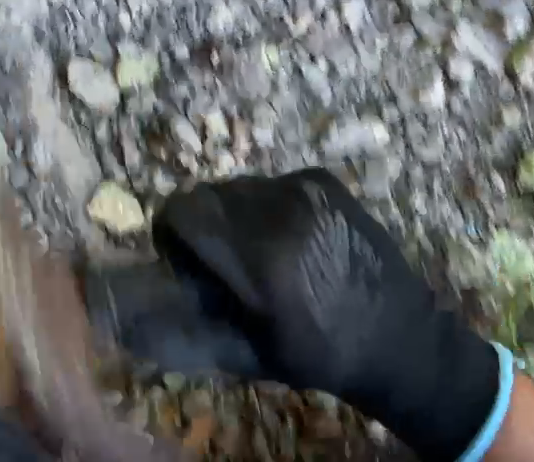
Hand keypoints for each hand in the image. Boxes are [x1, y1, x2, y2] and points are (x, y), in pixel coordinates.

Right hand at [149, 170, 509, 461]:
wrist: (405, 338)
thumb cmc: (322, 355)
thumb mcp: (251, 354)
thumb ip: (190, 330)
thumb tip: (128, 323)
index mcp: (259, 258)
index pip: (183, 211)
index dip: (170, 231)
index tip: (180, 256)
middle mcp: (277, 210)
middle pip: (205, 194)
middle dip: (201, 223)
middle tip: (220, 258)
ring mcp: (302, 188)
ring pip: (235, 185)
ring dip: (232, 212)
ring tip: (258, 248)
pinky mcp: (319, 178)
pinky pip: (267, 182)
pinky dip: (263, 204)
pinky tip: (289, 236)